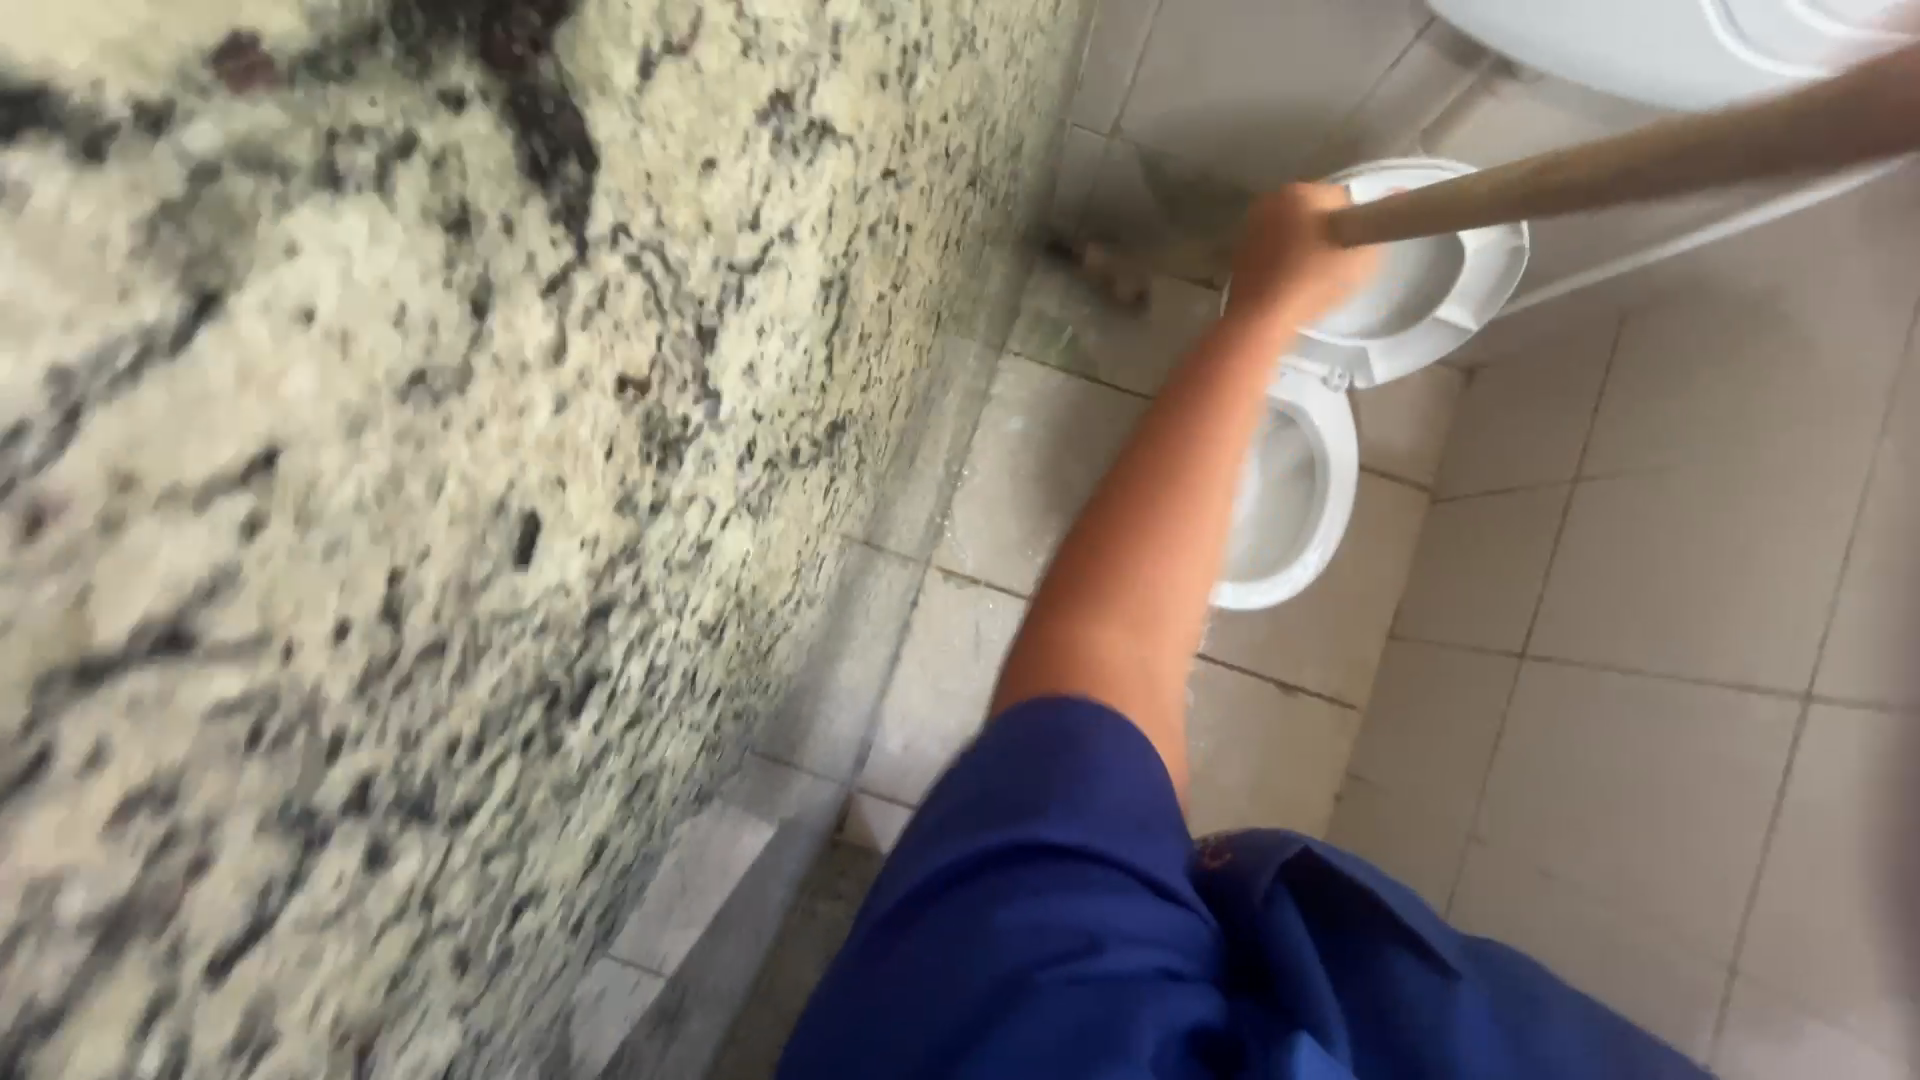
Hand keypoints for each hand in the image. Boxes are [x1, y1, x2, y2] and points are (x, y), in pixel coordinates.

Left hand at [1222, 184, 1380, 342]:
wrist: (1261, 319)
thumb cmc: (1314, 281)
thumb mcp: (1362, 254)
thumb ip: (1382, 221)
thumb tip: (1397, 191)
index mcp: (1297, 192)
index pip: (1339, 199)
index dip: (1351, 225)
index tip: (1351, 250)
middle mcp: (1267, 203)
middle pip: (1310, 215)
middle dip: (1323, 235)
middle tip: (1333, 267)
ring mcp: (1247, 231)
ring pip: (1288, 236)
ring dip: (1301, 250)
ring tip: (1311, 280)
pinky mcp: (1237, 259)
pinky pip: (1270, 256)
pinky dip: (1280, 265)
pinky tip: (1289, 286)